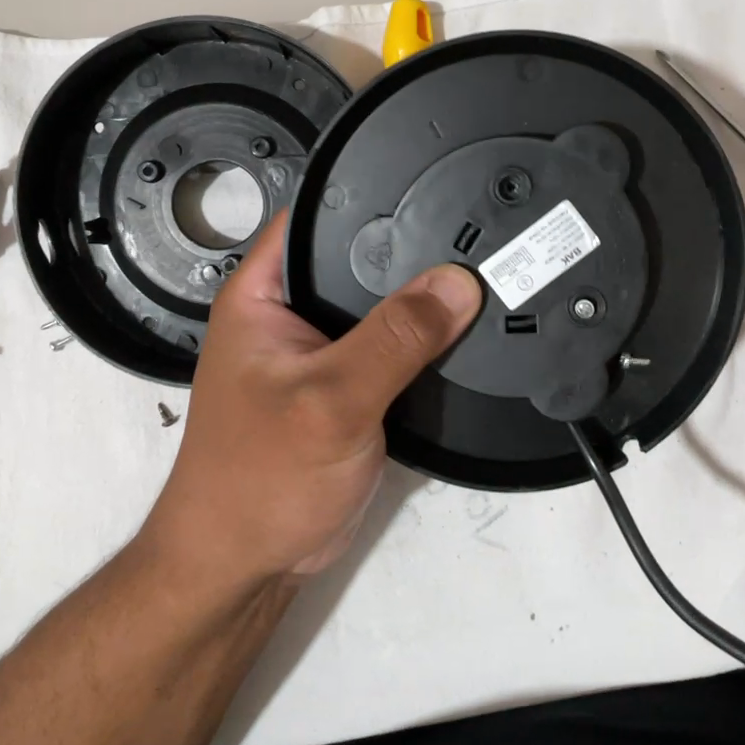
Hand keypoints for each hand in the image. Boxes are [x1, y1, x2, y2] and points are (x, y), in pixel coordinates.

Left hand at [144, 213, 481, 585]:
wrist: (252, 563)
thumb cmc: (263, 477)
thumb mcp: (331, 400)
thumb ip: (394, 340)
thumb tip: (459, 282)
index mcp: (262, 293)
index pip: (320, 216)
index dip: (374, 194)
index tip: (440, 182)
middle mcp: (292, 312)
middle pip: (360, 258)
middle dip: (415, 245)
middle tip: (485, 222)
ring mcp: (325, 350)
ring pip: (383, 304)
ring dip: (426, 296)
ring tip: (493, 264)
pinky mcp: (352, 385)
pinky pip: (396, 346)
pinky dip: (428, 339)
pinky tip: (471, 326)